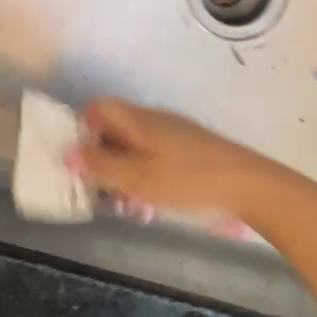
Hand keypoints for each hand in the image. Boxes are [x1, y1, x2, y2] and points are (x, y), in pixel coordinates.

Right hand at [69, 98, 285, 218]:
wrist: (250, 187)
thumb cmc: (189, 181)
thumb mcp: (138, 179)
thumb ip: (101, 167)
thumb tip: (67, 152)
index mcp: (138, 120)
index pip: (98, 108)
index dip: (83, 130)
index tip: (82, 162)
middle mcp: (154, 121)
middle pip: (115, 131)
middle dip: (104, 162)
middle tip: (103, 194)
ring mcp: (174, 136)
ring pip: (135, 150)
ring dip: (125, 176)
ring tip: (129, 208)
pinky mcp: (190, 153)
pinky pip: (155, 160)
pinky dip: (147, 180)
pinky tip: (153, 208)